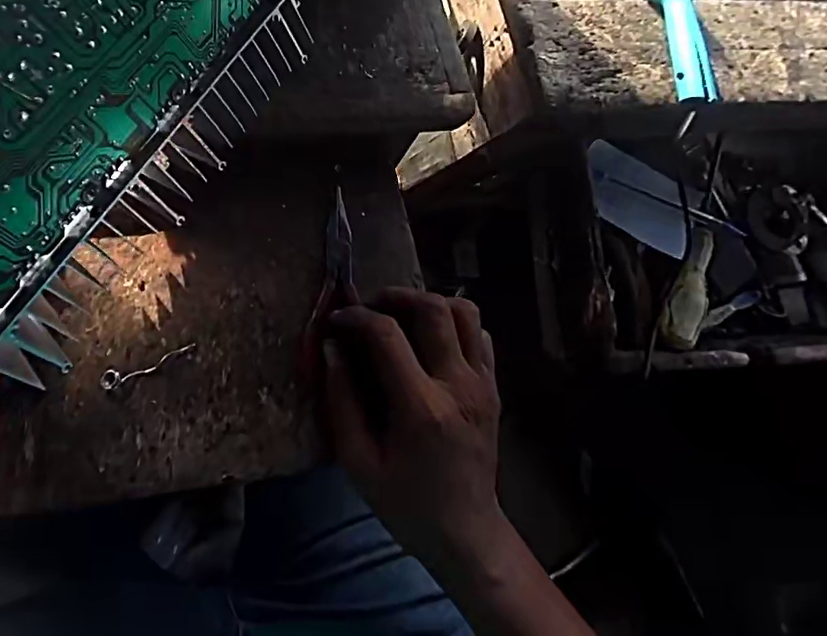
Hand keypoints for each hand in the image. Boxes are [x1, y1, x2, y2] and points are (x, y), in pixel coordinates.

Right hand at [322, 288, 504, 572]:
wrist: (466, 532)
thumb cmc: (406, 502)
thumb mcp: (359, 463)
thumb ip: (341, 401)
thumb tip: (332, 348)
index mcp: (421, 407)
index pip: (387, 334)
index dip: (356, 317)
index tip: (338, 320)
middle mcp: (458, 385)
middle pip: (433, 308)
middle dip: (396, 296)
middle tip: (373, 307)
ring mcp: (483, 383)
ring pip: (465, 311)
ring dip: (431, 303)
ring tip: (405, 317)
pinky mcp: (494, 386)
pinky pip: (480, 334)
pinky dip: (455, 325)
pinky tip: (432, 343)